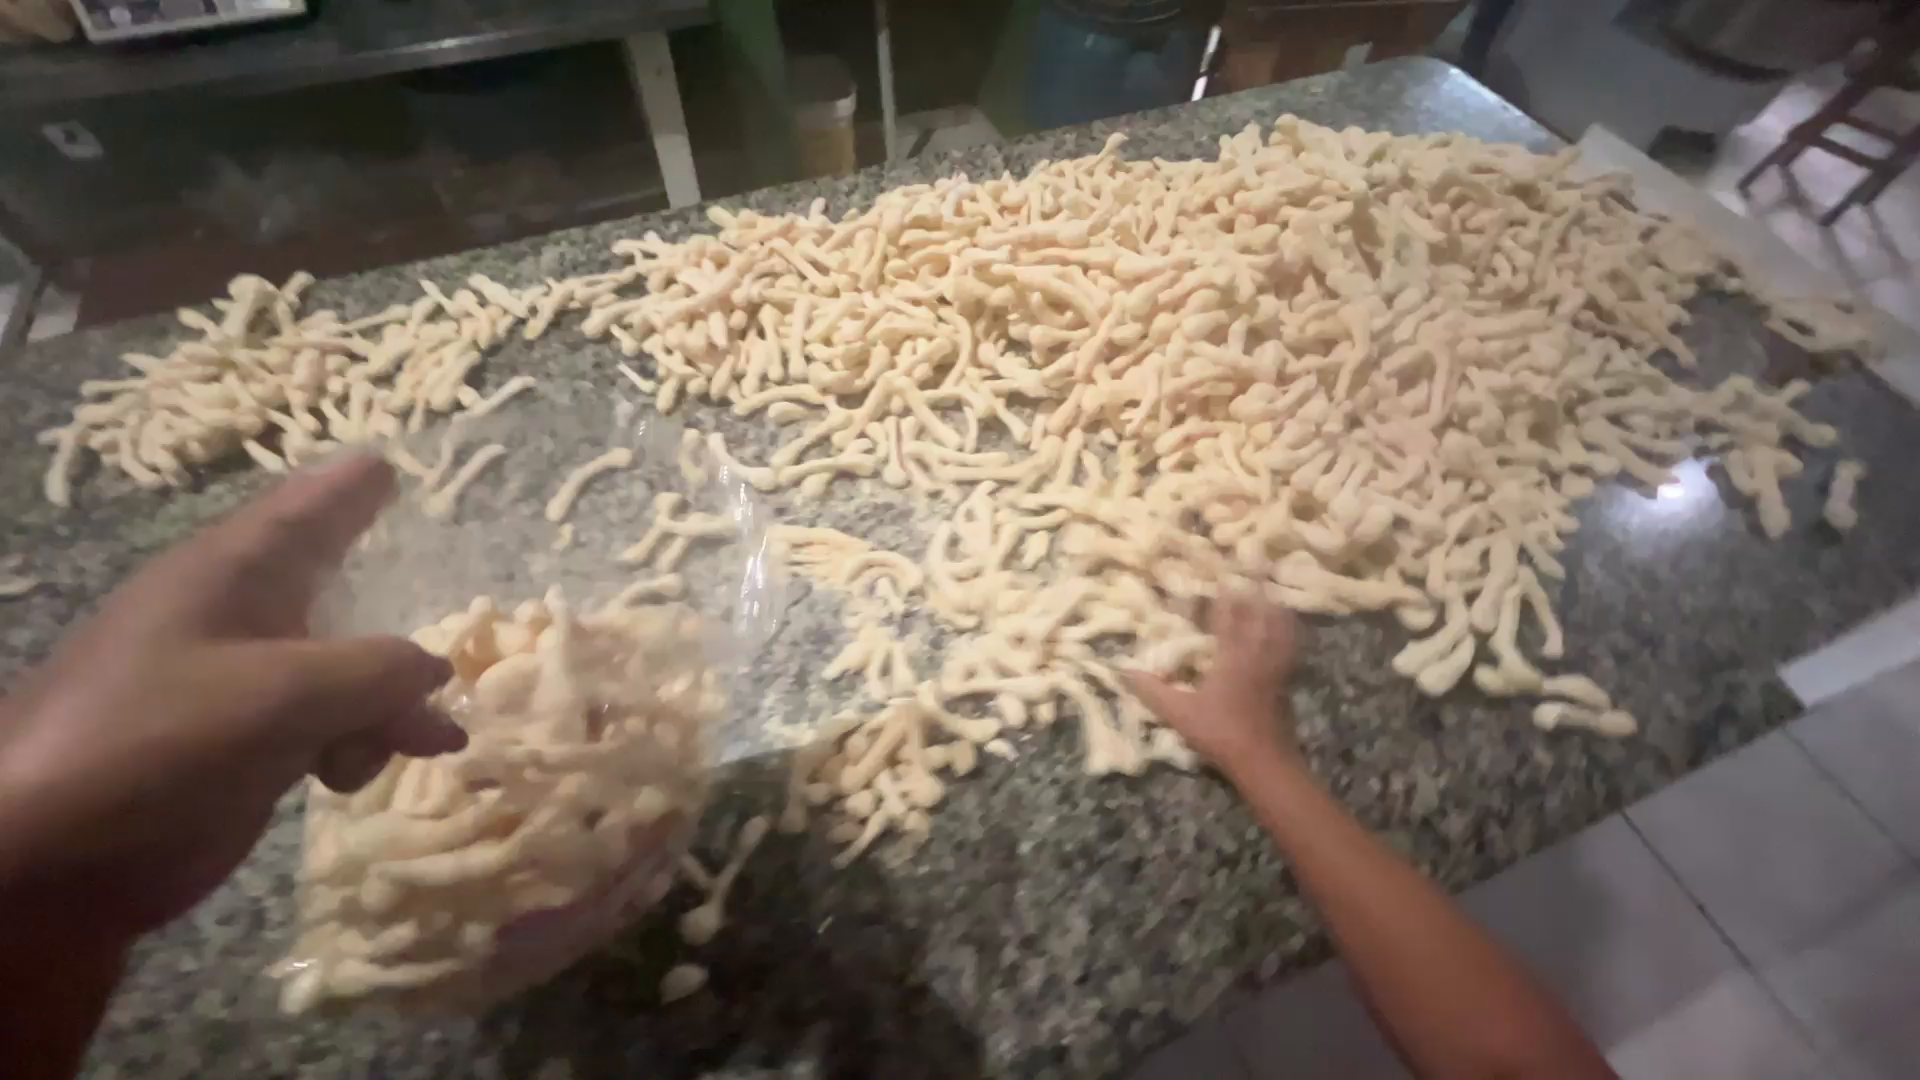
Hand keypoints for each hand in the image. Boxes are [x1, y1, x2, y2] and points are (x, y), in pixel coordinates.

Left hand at [0, 455, 462, 938]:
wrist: (48, 871)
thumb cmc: (158, 746)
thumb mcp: (289, 693)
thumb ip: (384, 668)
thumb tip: (435, 669)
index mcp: (230, 580)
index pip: (302, 513)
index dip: (348, 488)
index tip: (389, 464)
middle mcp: (240, 620)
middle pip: (342, 591)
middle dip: (398, 608)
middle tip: (450, 596)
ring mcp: (247, 684)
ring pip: (356, 668)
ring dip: (395, 701)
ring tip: (431, 739)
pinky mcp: (253, 740)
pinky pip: (338, 720)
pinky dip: (366, 741)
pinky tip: (365, 773)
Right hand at [1126, 593, 1300, 774]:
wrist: (1265, 762)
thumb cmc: (1220, 733)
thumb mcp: (1179, 714)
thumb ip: (1152, 691)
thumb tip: (1122, 670)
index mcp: (1231, 658)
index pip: (1227, 619)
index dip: (1223, 599)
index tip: (1218, 580)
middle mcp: (1257, 657)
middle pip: (1260, 618)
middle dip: (1252, 597)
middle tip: (1247, 579)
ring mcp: (1276, 670)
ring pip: (1281, 632)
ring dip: (1275, 612)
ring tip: (1272, 598)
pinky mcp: (1286, 684)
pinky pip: (1290, 650)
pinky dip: (1288, 635)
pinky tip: (1285, 635)